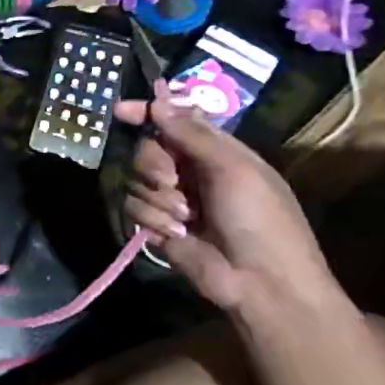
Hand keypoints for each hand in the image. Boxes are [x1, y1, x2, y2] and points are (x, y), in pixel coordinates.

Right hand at [113, 93, 340, 315]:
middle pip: (147, 149)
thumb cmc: (260, 220)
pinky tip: (177, 234)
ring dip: (159, 198)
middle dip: (154, 164)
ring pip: (135, 179)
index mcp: (215, 152)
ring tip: (186, 218)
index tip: (122, 111)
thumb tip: (159, 100)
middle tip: (171, 180)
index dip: (148, 112)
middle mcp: (189, 172)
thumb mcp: (233, 168)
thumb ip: (192, 134)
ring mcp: (172, 200)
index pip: (173, 121)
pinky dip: (153, 220)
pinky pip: (133, 208)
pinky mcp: (157, 226)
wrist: (261, 283)